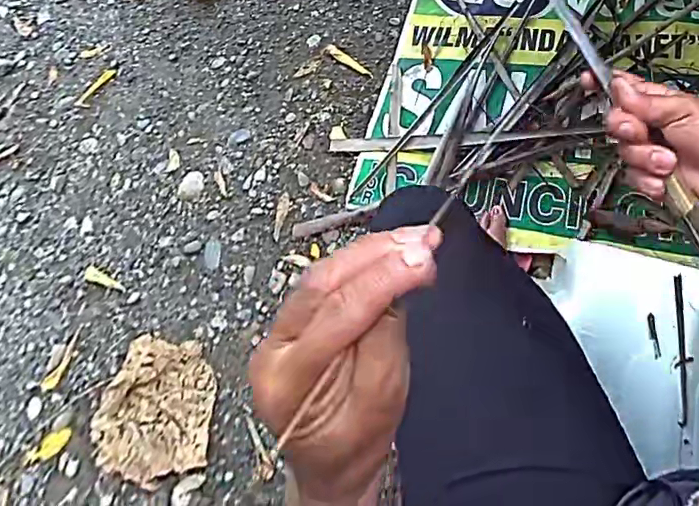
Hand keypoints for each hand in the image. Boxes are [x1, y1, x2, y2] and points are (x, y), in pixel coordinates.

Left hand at [249, 226, 440, 505]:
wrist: (335, 460)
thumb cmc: (355, 442)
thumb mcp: (382, 398)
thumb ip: (387, 336)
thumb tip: (402, 280)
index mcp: (286, 380)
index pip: (337, 312)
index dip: (384, 279)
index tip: (422, 260)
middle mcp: (273, 347)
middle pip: (325, 281)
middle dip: (380, 254)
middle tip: (424, 241)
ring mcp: (282, 327)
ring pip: (328, 269)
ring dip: (379, 248)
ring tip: (419, 238)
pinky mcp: (301, 312)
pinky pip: (334, 273)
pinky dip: (371, 255)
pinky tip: (398, 246)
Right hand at [589, 70, 698, 221]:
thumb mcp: (688, 110)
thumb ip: (650, 101)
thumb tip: (620, 87)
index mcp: (660, 102)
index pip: (624, 88)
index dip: (604, 84)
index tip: (588, 81)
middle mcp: (650, 125)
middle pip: (616, 119)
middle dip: (627, 127)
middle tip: (642, 131)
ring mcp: (648, 152)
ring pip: (623, 150)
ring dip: (646, 157)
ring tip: (669, 160)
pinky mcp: (648, 177)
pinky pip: (632, 176)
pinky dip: (649, 179)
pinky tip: (667, 178)